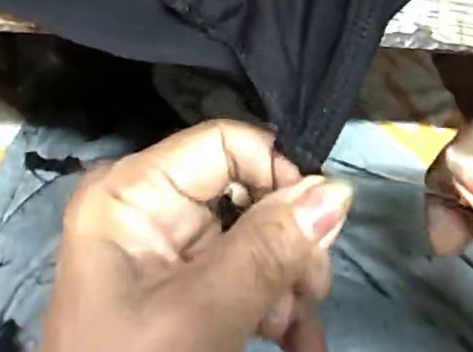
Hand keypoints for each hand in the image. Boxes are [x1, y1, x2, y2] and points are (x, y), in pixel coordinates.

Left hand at [42, 120, 354, 351]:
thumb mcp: (202, 315)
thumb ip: (270, 249)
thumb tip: (338, 189)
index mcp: (134, 190)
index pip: (223, 141)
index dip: (276, 170)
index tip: (320, 222)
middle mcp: (150, 206)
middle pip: (244, 188)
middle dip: (288, 237)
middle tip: (316, 284)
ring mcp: (167, 250)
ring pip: (251, 234)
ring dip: (288, 278)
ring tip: (304, 326)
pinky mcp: (182, 290)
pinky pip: (242, 274)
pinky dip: (275, 305)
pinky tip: (299, 342)